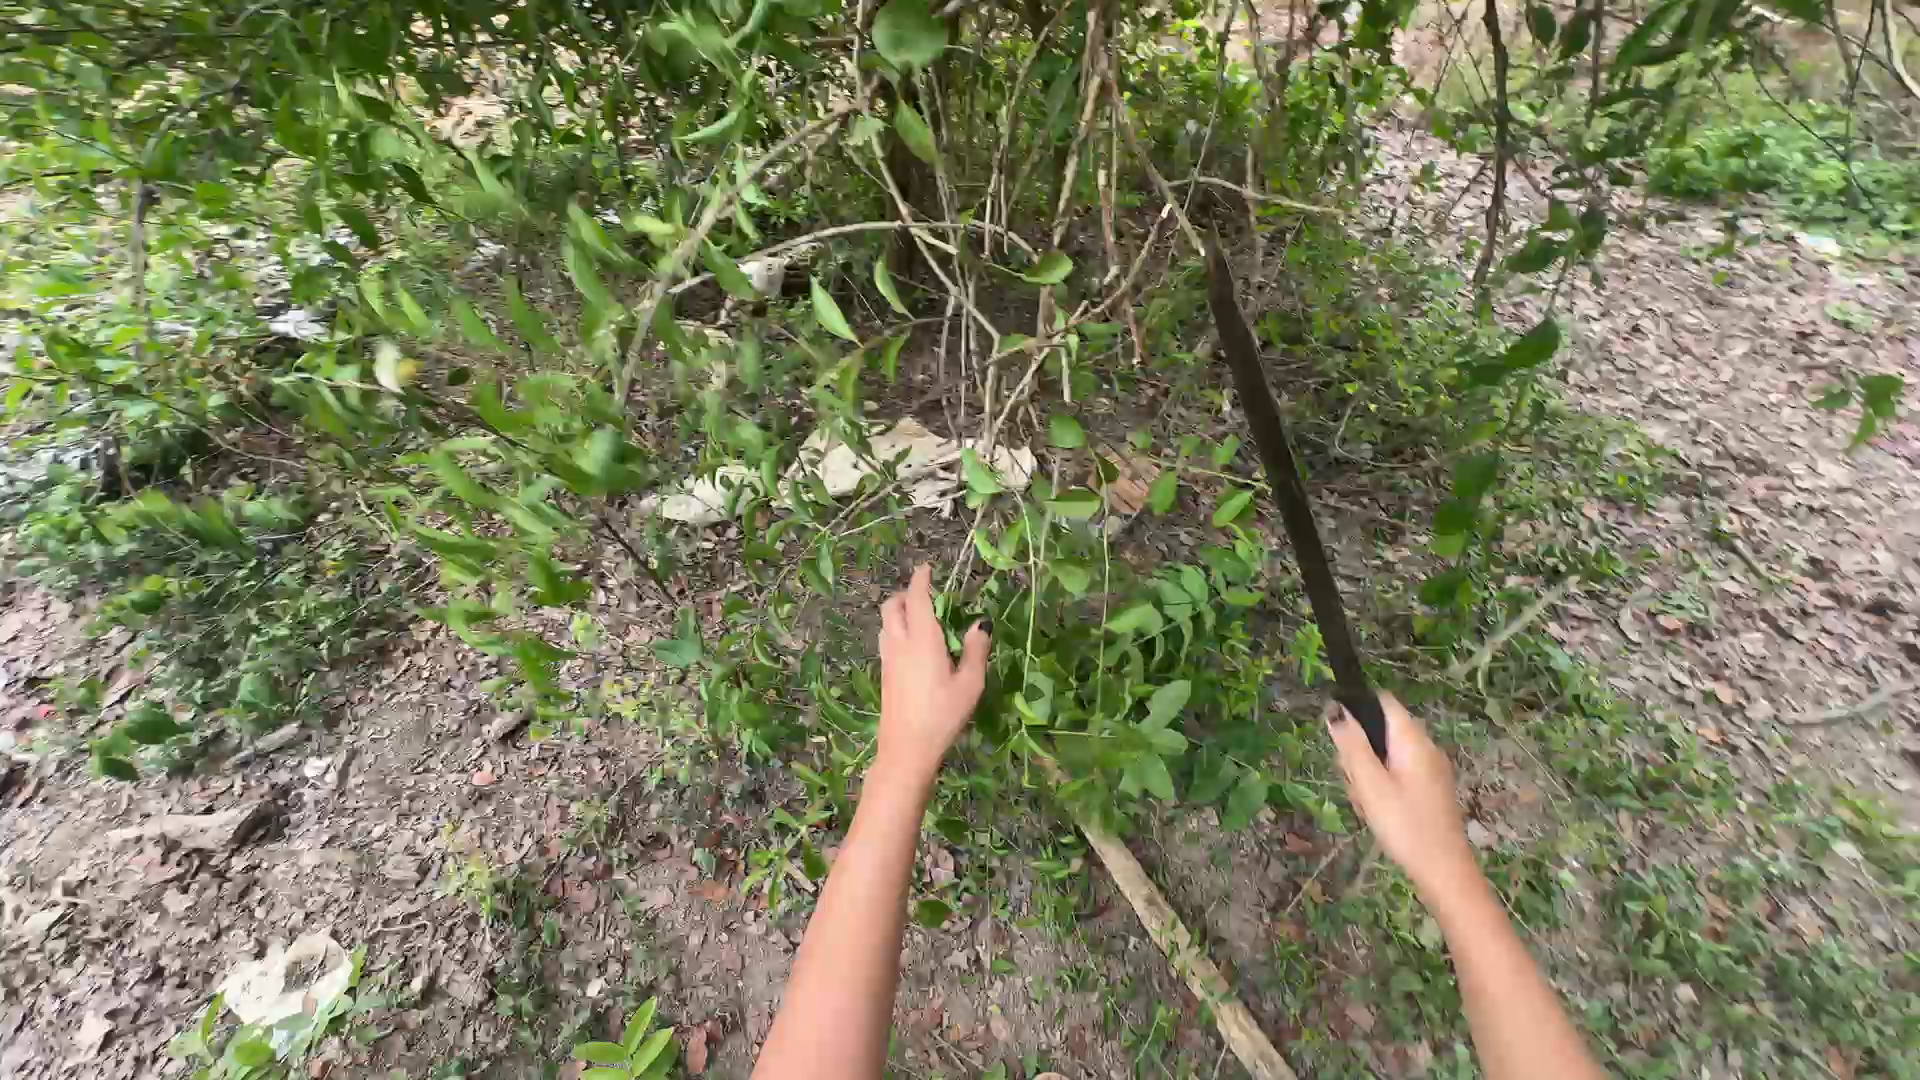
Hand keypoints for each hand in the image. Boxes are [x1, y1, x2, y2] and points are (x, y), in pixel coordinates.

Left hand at [876, 565, 989, 785]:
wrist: (906, 749)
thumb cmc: (942, 715)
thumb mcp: (970, 684)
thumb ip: (975, 651)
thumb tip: (980, 624)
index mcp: (922, 640)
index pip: (916, 598)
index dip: (920, 580)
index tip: (926, 569)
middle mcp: (900, 643)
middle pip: (892, 605)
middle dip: (905, 594)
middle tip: (924, 594)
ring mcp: (888, 658)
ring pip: (886, 622)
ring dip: (898, 611)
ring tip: (920, 617)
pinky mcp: (884, 673)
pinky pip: (886, 639)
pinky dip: (896, 629)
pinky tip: (913, 645)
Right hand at [1327, 693, 1479, 898]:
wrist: (1444, 872)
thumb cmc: (1404, 823)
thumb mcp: (1369, 782)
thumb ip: (1351, 743)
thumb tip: (1335, 708)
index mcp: (1412, 739)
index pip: (1382, 701)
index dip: (1356, 706)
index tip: (1337, 731)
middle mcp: (1425, 747)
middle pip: (1380, 729)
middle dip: (1358, 749)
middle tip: (1353, 779)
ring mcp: (1429, 768)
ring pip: (1384, 753)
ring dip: (1366, 771)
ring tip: (1364, 800)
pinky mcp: (1428, 787)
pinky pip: (1395, 772)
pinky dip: (1380, 784)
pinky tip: (1376, 809)